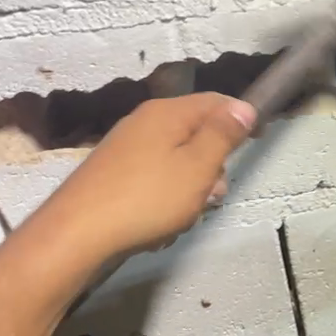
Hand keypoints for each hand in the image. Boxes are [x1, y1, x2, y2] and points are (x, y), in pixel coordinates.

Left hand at [39, 92, 255, 258]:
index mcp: (167, 113)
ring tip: (188, 212)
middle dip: (214, 159)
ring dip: (193, 181)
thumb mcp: (198, 167)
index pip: (215, 101)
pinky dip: (168, 192)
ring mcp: (125, 146)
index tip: (259, 137)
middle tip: (217, 192)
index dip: (241, 116)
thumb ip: (223, 135)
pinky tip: (163, 219)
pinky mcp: (113, 172)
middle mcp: (144, 121)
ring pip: (176, 156)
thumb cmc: (147, 198)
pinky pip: (155, 173)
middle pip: (196, 130)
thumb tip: (244, 106)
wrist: (76, 234)